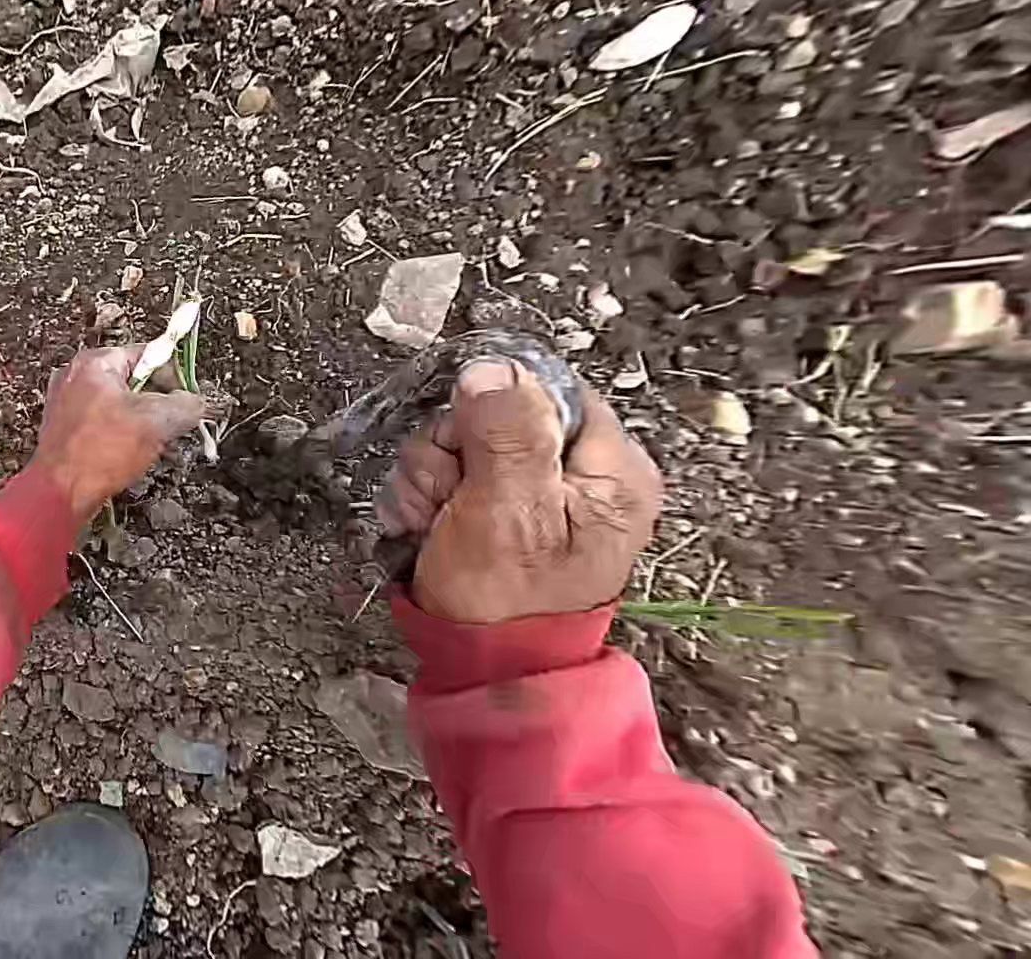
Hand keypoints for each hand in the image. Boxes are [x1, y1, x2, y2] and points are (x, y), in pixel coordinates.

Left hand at [27, 346, 204, 520]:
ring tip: (150, 444)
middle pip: (133, 379)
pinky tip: (128, 455)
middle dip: (158, 402)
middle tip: (171, 425)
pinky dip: (120, 434)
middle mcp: (75, 376)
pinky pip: (102, 422)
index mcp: (96, 363)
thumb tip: (198, 402)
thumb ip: (186, 405)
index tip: (188, 399)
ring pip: (119, 403)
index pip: (148, 354)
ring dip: (141, 421)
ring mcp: (65, 402)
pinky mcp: (64, 428)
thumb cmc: (101, 453)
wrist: (59, 493)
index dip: (175, 376)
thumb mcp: (157, 423)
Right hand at [377, 360, 660, 622]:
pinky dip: (423, 492)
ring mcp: (525, 487)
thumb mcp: (510, 511)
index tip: (468, 444)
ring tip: (434, 517)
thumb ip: (506, 433)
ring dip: (430, 474)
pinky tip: (426, 522)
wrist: (476, 663)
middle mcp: (571, 471)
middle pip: (492, 412)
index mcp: (607, 468)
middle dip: (452, 449)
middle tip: (450, 493)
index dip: (496, 406)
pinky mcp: (487, 501)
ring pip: (456, 438)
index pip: (547, 390)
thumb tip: (489, 368)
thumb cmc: (502, 595)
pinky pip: (441, 467)